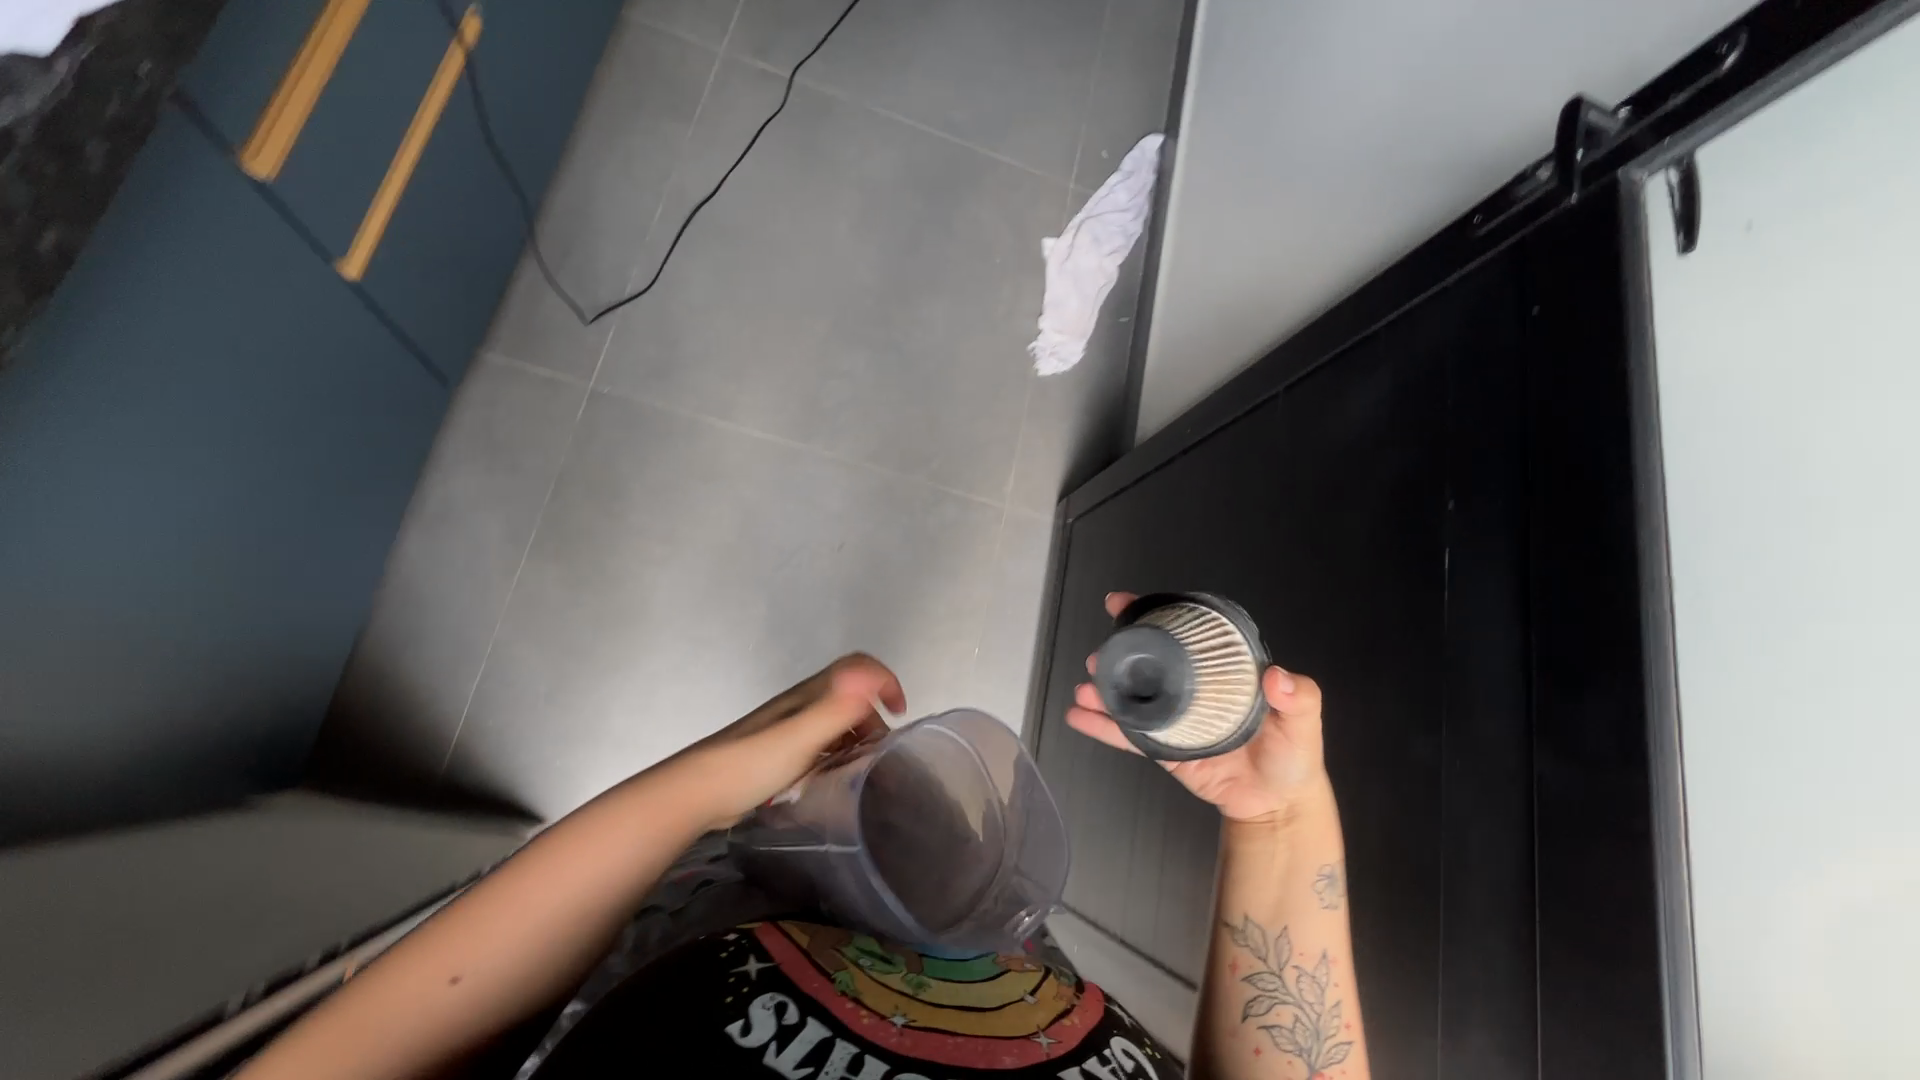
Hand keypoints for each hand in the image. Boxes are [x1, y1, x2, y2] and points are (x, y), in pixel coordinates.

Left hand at [673, 653, 905, 830]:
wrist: (698, 792)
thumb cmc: (752, 763)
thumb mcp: (800, 736)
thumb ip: (835, 708)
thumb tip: (870, 675)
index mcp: (809, 696)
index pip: (858, 668)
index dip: (884, 681)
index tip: (899, 714)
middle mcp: (802, 706)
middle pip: (851, 698)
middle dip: (874, 721)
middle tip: (880, 757)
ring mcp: (790, 730)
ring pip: (836, 724)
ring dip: (856, 741)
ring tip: (862, 773)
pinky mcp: (780, 755)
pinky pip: (820, 747)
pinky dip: (836, 758)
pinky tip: (833, 782)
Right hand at [1066, 592, 1327, 824]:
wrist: (1276, 806)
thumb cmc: (1292, 757)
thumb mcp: (1304, 723)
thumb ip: (1299, 698)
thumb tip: (1277, 677)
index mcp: (1218, 672)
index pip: (1182, 636)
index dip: (1152, 616)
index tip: (1124, 603)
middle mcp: (1189, 689)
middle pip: (1147, 664)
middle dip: (1117, 656)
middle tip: (1098, 656)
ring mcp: (1172, 719)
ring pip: (1132, 699)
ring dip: (1104, 692)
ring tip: (1085, 689)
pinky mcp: (1162, 750)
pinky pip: (1128, 737)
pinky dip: (1103, 728)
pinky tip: (1079, 717)